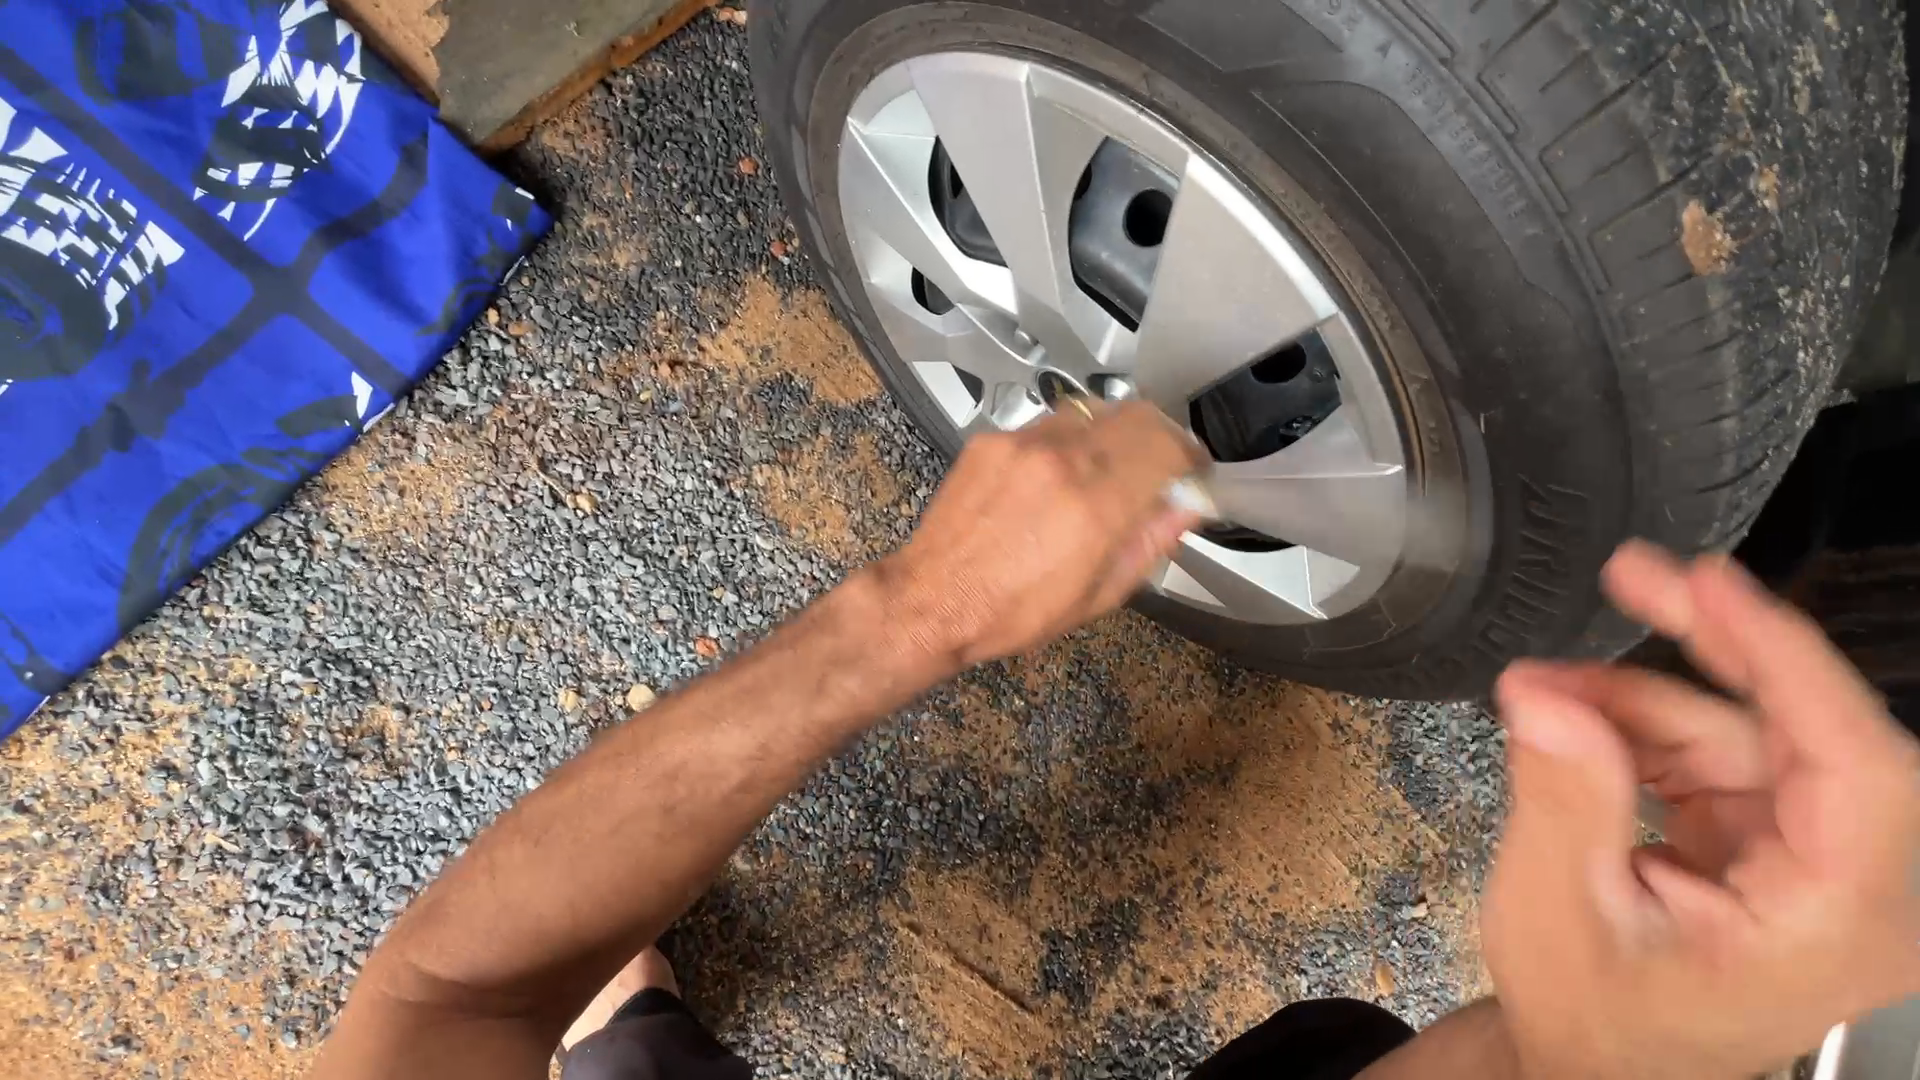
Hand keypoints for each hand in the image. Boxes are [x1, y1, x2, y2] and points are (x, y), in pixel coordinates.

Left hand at [876, 398, 1203, 669]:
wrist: (934, 599)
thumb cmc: (1012, 611)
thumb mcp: (1098, 595)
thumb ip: (1150, 543)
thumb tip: (1185, 508)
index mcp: (1095, 504)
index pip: (1168, 445)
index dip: (1191, 454)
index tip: (1192, 468)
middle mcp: (1061, 460)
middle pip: (1137, 413)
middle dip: (1159, 436)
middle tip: (1158, 464)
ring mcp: (1022, 443)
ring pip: (1092, 409)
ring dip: (1111, 434)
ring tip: (1103, 472)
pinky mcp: (991, 440)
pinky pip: (1047, 423)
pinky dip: (1066, 441)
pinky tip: (1054, 476)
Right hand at [1482, 541, 1919, 1079]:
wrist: (1587, 1060)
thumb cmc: (1586, 1006)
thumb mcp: (1557, 908)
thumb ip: (1561, 801)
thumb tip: (1540, 695)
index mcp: (1835, 914)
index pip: (1854, 766)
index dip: (1787, 662)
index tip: (1706, 584)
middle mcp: (1842, 876)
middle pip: (1796, 728)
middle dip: (1707, 647)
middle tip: (1629, 576)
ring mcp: (1794, 855)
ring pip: (1725, 734)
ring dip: (1623, 701)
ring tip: (1529, 693)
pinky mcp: (1744, 841)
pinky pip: (1692, 757)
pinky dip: (1619, 730)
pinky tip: (1558, 728)